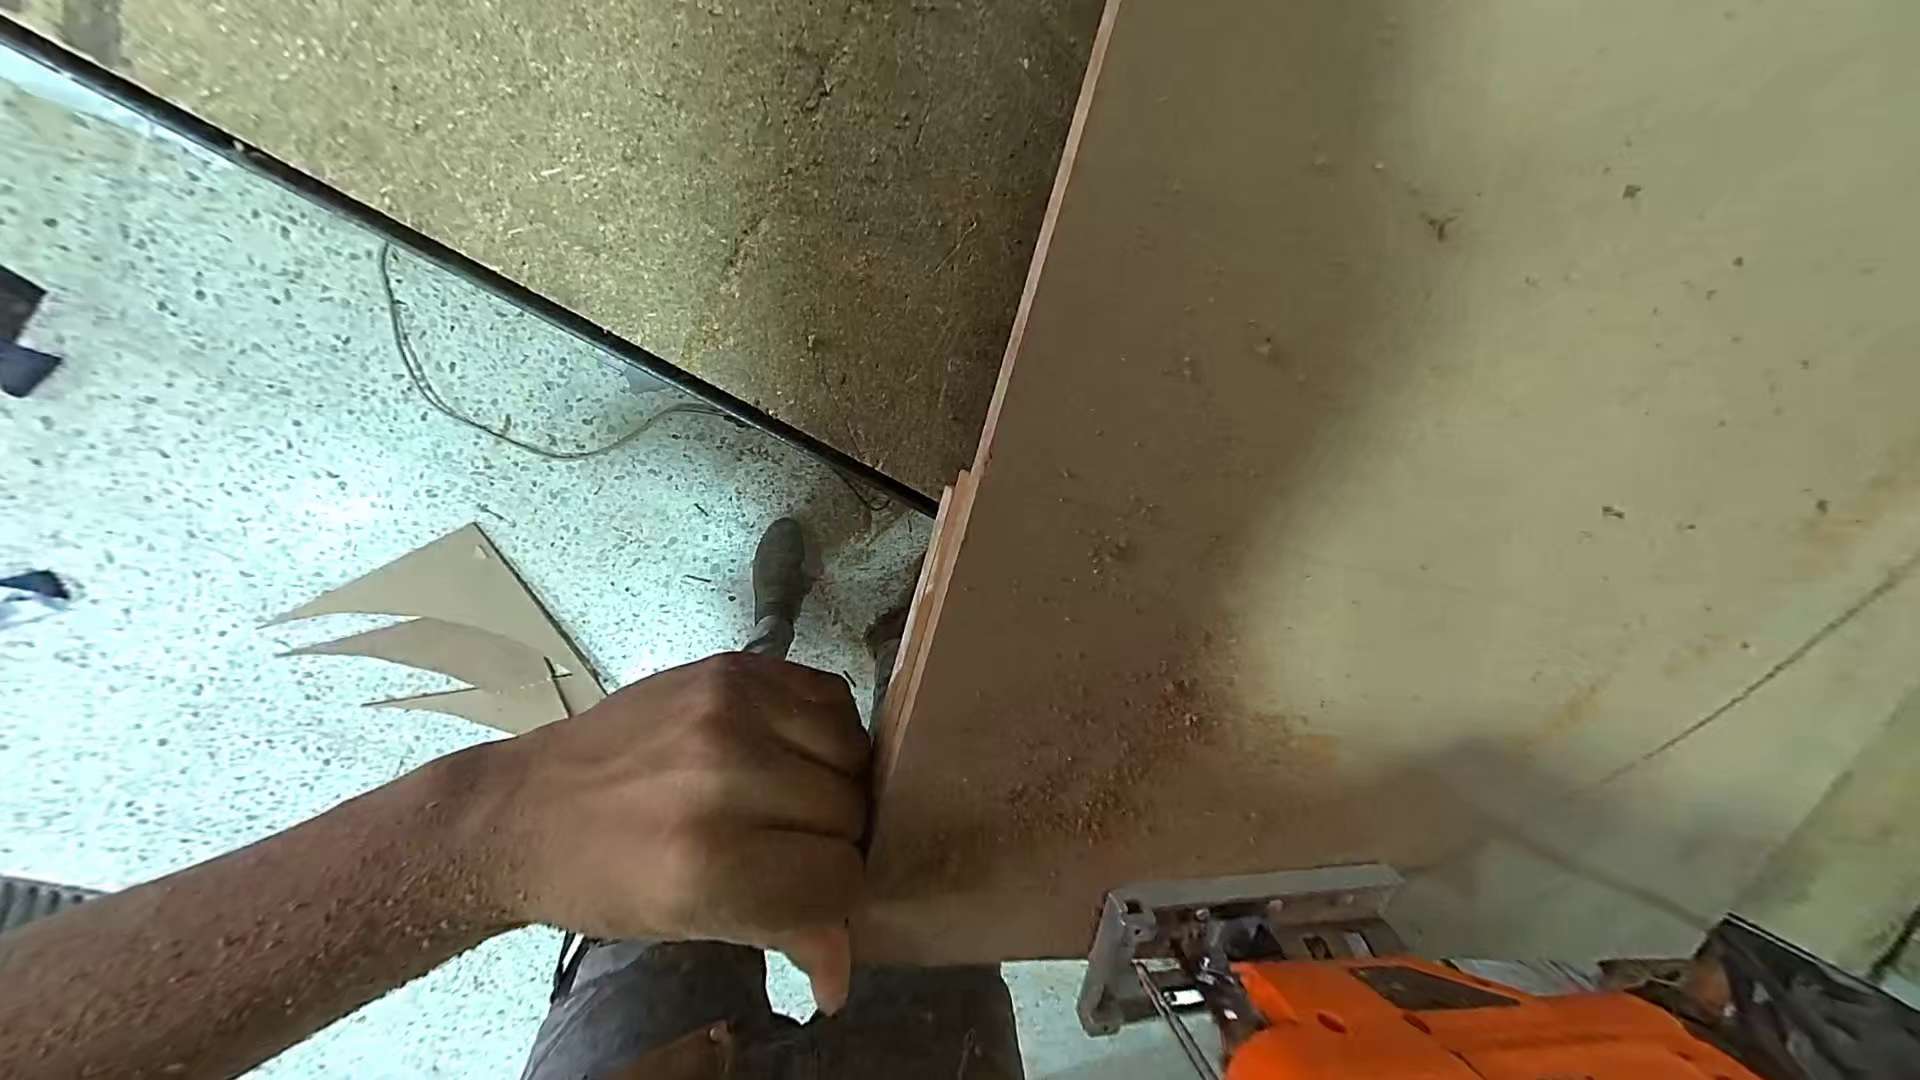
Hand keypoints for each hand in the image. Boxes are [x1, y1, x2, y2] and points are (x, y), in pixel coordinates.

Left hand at [471, 652, 870, 1011]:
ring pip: (852, 750)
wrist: (529, 803)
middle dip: (837, 836)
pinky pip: (832, 695)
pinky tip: (797, 743)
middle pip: (850, 811)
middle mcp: (725, 774)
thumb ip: (781, 936)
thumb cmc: (605, 878)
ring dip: (839, 777)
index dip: (836, 892)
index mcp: (706, 862)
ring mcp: (733, 707)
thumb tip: (846, 974)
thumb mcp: (687, 924)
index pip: (839, 878)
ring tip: (802, 788)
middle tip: (803, 839)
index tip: (816, 889)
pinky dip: (830, 727)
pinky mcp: (738, 665)